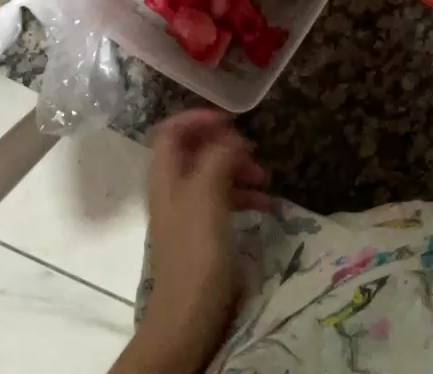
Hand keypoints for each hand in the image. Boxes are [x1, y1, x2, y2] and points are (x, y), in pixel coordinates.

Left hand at [132, 110, 269, 373]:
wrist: (189, 314)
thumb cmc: (197, 250)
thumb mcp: (208, 195)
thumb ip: (218, 157)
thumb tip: (232, 138)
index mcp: (166, 176)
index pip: (172, 130)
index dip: (198, 118)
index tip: (232, 121)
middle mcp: (173, 188)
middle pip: (196, 150)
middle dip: (227, 145)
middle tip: (254, 151)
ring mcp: (187, 211)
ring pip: (213, 173)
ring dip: (240, 169)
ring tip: (266, 179)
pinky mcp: (202, 231)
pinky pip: (223, 199)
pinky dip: (243, 195)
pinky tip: (265, 205)